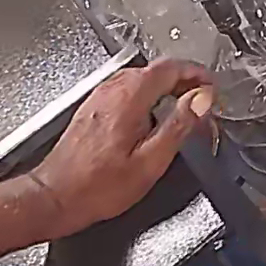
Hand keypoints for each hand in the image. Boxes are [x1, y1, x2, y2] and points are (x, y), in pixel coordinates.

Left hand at [24, 59, 214, 236]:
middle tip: (201, 97)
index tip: (210, 86)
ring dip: (165, 87)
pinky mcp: (92, 109)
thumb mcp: (151, 162)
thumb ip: (179, 126)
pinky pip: (126, 90)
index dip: (196, 73)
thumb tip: (200, 101)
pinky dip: (147, 96)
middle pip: (155, 70)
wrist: (55, 197)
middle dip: (183, 79)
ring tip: (183, 105)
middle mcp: (111, 91)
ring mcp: (99, 98)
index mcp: (129, 98)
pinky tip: (154, 116)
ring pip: (140, 78)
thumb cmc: (96, 187)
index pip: (170, 68)